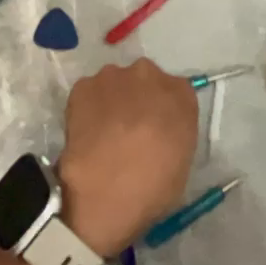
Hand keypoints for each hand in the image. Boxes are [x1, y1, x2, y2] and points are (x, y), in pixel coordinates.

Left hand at [57, 59, 198, 256]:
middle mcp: (148, 74)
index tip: (157, 128)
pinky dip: (89, 107)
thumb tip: (159, 127)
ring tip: (105, 132)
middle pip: (145, 80)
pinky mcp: (83, 85)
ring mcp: (112, 76)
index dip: (164, 110)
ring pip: (115, 84)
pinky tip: (88, 132)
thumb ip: (174, 130)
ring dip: (113, 100)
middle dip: (139, 98)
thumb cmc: (153, 186)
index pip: (176, 92)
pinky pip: (90, 93)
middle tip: (131, 129)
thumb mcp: (182, 160)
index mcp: (180, 94)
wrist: (106, 189)